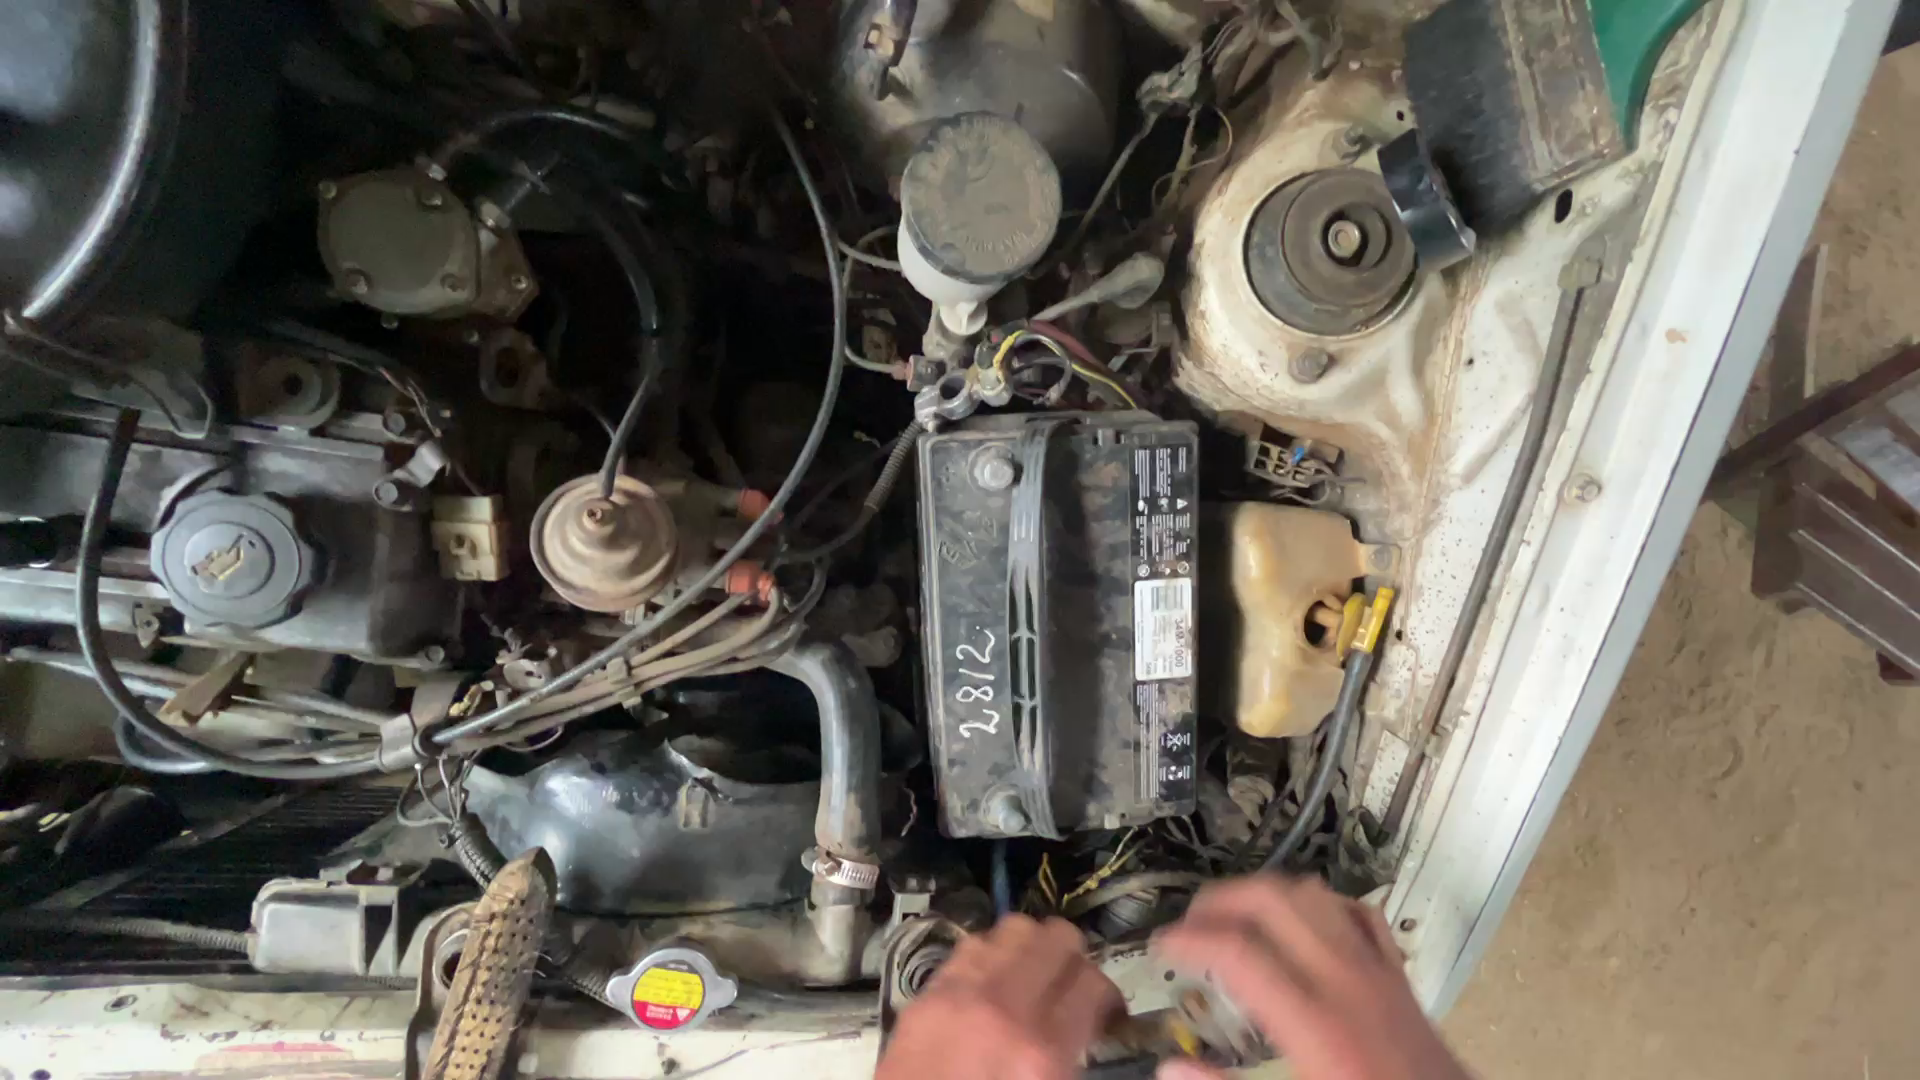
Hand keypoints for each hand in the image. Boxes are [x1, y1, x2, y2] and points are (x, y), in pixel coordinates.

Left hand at [877, 914, 1124, 1079]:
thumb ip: (1070, 1057)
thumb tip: (1088, 1020)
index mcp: (1043, 1052)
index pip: (1092, 984)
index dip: (1105, 995)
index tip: (1103, 1010)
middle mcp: (1005, 1008)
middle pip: (1057, 937)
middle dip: (1073, 958)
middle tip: (1070, 983)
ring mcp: (962, 991)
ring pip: (1015, 927)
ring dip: (1031, 948)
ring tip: (1031, 976)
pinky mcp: (929, 991)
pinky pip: (972, 944)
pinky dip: (991, 955)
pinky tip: (991, 982)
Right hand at [1152, 876, 1471, 1079]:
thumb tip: (1168, 1067)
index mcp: (1319, 1025)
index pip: (1239, 952)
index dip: (1189, 940)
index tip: (1159, 947)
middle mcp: (1347, 982)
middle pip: (1271, 901)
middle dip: (1220, 901)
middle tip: (1190, 925)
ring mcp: (1378, 973)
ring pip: (1312, 894)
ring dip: (1263, 894)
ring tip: (1232, 917)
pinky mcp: (1400, 979)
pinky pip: (1356, 914)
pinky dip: (1318, 904)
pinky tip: (1299, 923)